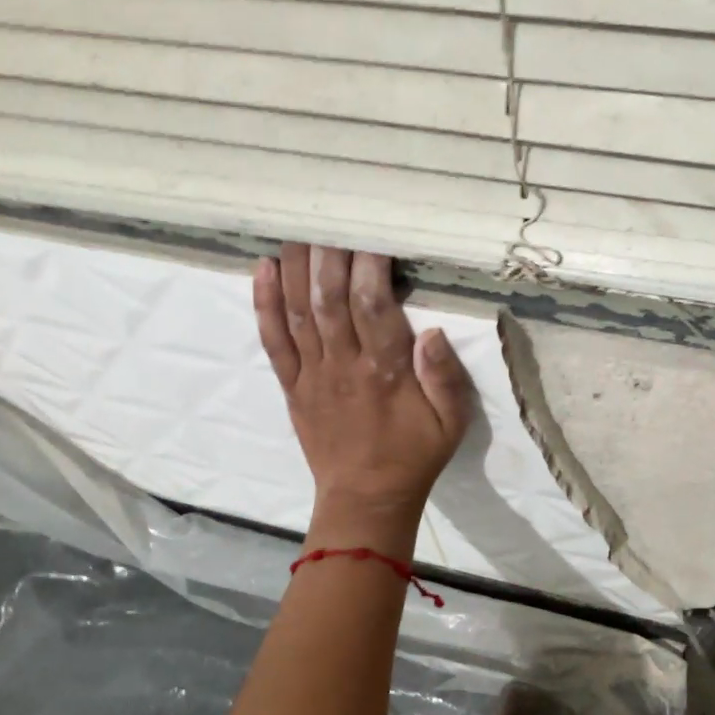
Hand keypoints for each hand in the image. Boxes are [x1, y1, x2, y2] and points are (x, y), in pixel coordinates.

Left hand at [253, 244, 472, 556]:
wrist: (366, 499)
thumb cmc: (415, 455)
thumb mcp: (453, 422)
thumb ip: (444, 377)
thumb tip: (433, 332)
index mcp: (386, 371)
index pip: (373, 305)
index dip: (370, 264)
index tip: (372, 232)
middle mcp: (344, 365)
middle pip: (330, 298)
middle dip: (330, 253)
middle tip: (332, 215)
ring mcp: (313, 374)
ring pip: (299, 311)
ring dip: (295, 266)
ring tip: (298, 227)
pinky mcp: (292, 385)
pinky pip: (273, 340)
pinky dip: (264, 303)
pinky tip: (262, 268)